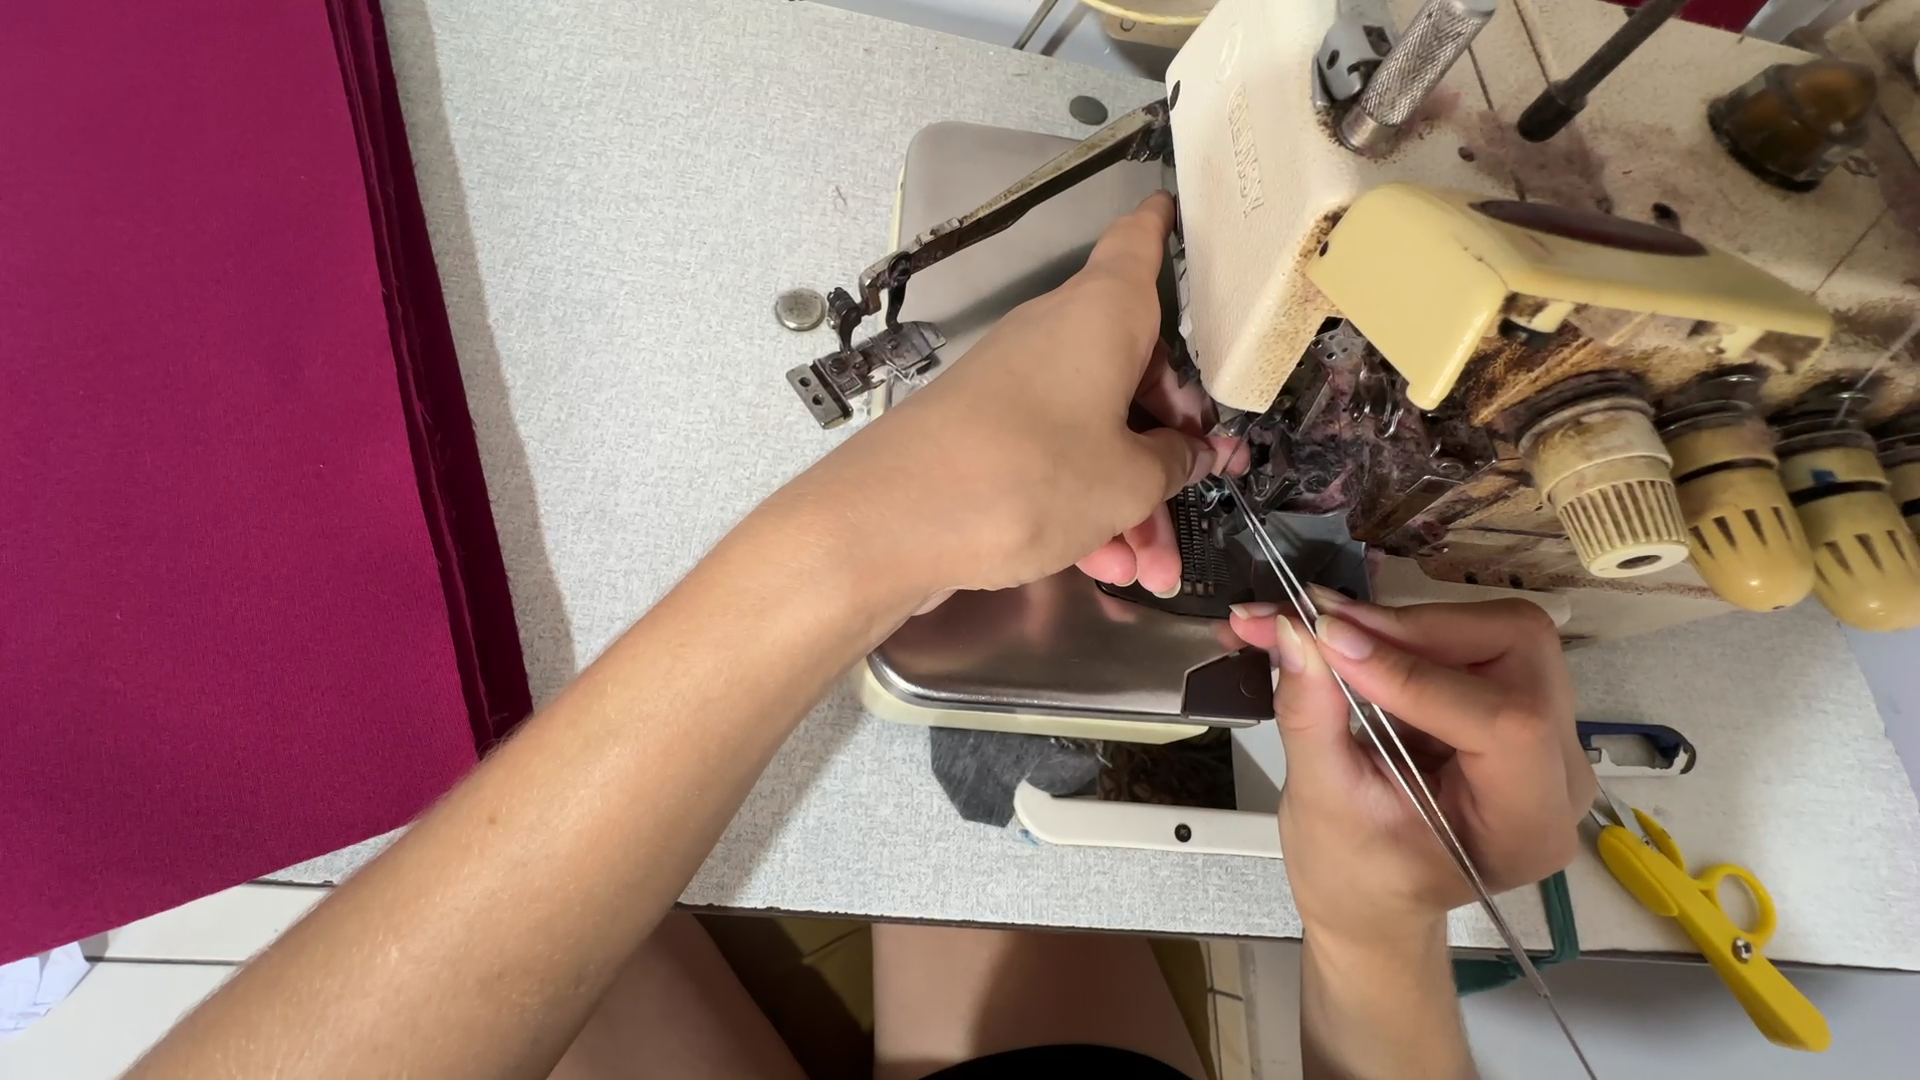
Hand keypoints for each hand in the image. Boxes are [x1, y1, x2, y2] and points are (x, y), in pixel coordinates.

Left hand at [779, 192, 1242, 608]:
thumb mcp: (1126, 482)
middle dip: (1170, 439)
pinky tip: (1101, 562)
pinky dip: (1079, 502)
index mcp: (1101, 314)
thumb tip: (1185, 455)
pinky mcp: (983, 436)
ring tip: (1153, 567)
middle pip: (1132, 367)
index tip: (1179, 216)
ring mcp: (1014, 386)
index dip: (1164, 229)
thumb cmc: (1027, 477)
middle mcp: (1053, 337)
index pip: (1138, 244)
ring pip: (1093, 428)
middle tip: (1200, 487)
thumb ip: (1171, 464)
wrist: (891, 523)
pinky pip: (1051, 459)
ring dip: (1126, 495)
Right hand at [1229, 595, 1595, 948]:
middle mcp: (1556, 769)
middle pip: (1515, 650)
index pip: (1502, 720)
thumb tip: (1295, 630)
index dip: (1410, 670)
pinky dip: (1397, 629)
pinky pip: (1467, 639)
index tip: (1323, 639)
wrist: (1370, 893)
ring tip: (1325, 632)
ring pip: (1494, 630)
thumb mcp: (1319, 800)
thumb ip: (1310, 713)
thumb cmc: (1350, 872)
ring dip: (1401, 622)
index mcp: (1525, 822)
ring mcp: (1540, 732)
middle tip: (1324, 626)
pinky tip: (1345, 641)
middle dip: (1411, 627)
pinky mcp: (1506, 704)